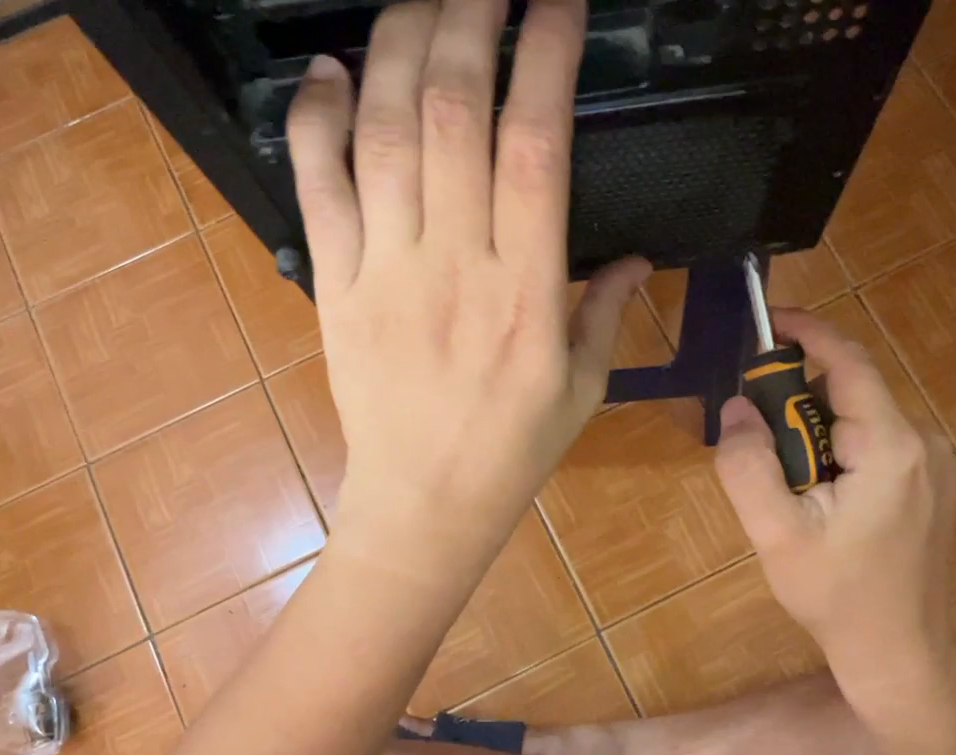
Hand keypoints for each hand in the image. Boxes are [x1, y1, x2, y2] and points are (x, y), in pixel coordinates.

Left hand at [285, 0, 649, 564]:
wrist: (425, 504)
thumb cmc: (512, 451)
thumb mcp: (582, 390)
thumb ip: (606, 314)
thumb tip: (639, 258)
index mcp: (528, 293)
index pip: (536, 147)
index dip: (545, 59)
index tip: (556, 4)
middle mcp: (456, 267)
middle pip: (456, 116)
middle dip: (468, 21)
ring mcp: (387, 273)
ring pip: (385, 135)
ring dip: (399, 48)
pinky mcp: (335, 287)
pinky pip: (318, 189)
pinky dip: (315, 121)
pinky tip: (329, 70)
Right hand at [715, 309, 955, 682]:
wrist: (897, 653)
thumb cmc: (835, 596)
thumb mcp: (775, 535)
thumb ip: (748, 465)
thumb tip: (736, 408)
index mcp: (891, 446)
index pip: (848, 363)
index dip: (806, 333)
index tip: (765, 322)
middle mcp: (925, 442)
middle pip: (853, 391)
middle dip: (800, 399)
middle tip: (757, 437)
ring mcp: (936, 465)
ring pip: (864, 419)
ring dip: (817, 431)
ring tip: (787, 483)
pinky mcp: (934, 486)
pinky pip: (879, 444)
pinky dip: (840, 450)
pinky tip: (821, 498)